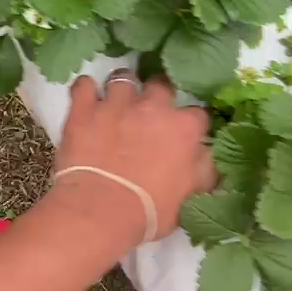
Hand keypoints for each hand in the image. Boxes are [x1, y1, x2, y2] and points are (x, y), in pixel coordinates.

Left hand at [51, 69, 215, 241]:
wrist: (100, 210)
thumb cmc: (148, 211)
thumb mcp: (190, 197)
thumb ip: (203, 170)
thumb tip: (208, 156)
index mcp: (184, 128)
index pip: (197, 114)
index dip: (189, 125)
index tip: (182, 135)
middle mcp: (152, 107)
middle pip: (161, 84)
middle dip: (158, 93)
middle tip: (149, 111)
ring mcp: (115, 104)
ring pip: (122, 78)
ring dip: (121, 88)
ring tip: (117, 101)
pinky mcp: (83, 110)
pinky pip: (84, 85)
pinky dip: (85, 88)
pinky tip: (86, 96)